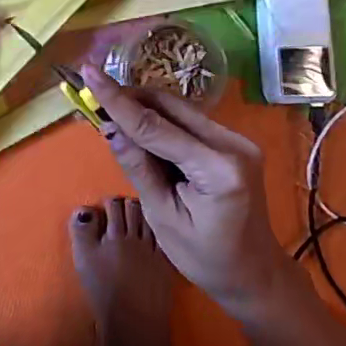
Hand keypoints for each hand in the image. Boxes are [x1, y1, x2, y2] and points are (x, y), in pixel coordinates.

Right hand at [82, 67, 285, 307]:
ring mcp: (237, 140)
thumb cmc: (206, 258)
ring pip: (179, 110)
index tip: (91, 72)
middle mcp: (233, 144)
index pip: (156, 127)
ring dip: (143, 108)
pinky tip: (139, 130)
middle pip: (171, 107)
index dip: (118, 100)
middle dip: (129, 97)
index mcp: (218, 169)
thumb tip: (110, 128)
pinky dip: (160, 122)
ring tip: (110, 112)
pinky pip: (189, 122)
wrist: (254, 273)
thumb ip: (139, 168)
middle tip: (93, 91)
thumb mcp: (163, 218)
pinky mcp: (234, 143)